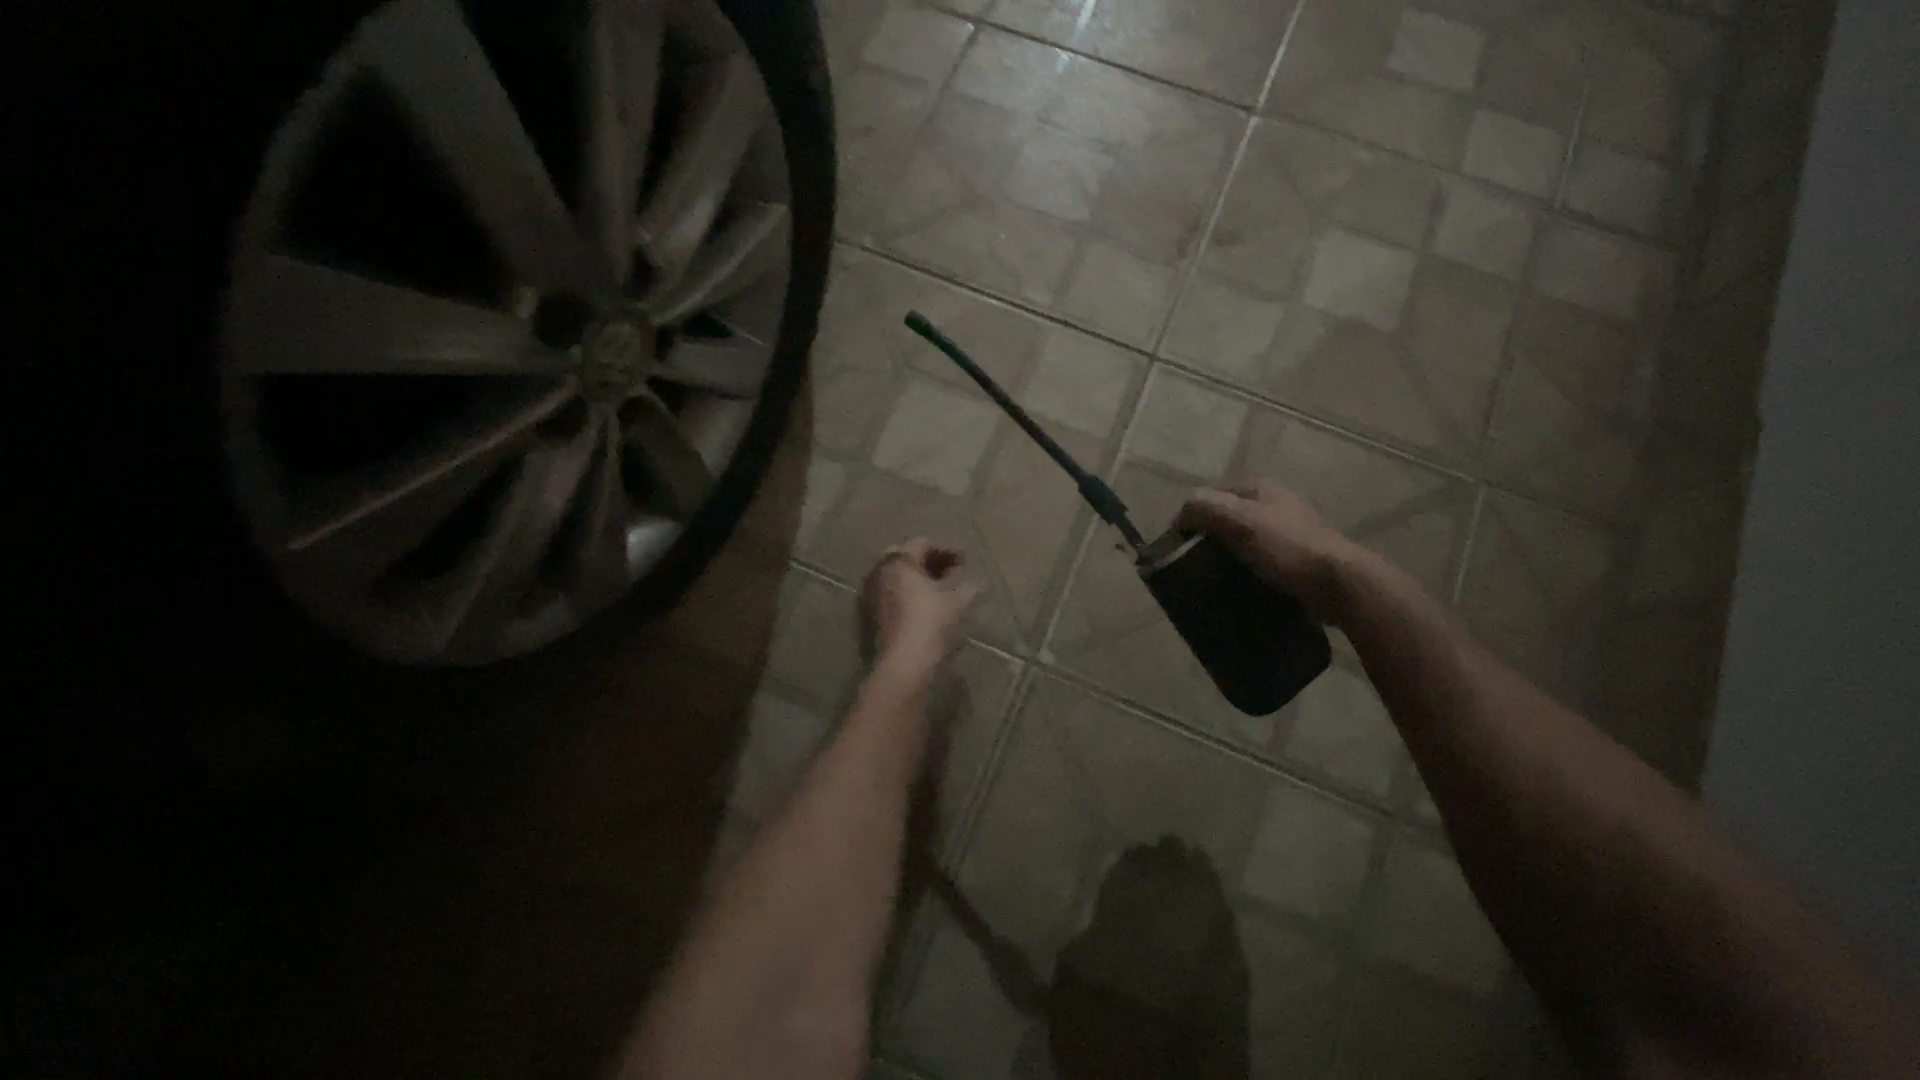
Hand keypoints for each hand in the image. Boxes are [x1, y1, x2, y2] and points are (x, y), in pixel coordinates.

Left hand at [859, 538, 979, 672]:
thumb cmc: (931, 623)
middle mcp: (878, 572)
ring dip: (915, 582)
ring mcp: (868, 596)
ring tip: (938, 593)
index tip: (964, 562)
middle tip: (949, 573)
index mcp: (898, 561)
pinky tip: (921, 611)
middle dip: (928, 564)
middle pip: (905, 559)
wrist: (901, 665)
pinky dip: (905, 598)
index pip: (922, 544)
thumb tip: (980, 583)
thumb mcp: (958, 602)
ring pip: (894, 580)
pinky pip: (888, 598)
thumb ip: (969, 587)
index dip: (947, 551)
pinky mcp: (866, 618)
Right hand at [1175, 483, 1361, 622]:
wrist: (1337, 584)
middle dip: (1208, 539)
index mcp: (1261, 488)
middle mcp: (1275, 505)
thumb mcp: (1241, 521)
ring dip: (1225, 559)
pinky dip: (1244, 573)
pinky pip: (1258, 563)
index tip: (1177, 545)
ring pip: (1242, 542)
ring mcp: (1288, 533)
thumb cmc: (1288, 548)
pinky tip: (1236, 589)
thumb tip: (1179, 515)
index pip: (1212, 494)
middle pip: (1227, 518)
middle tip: (1191, 566)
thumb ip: (1206, 508)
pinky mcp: (1295, 561)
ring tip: (1210, 581)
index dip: (1192, 516)